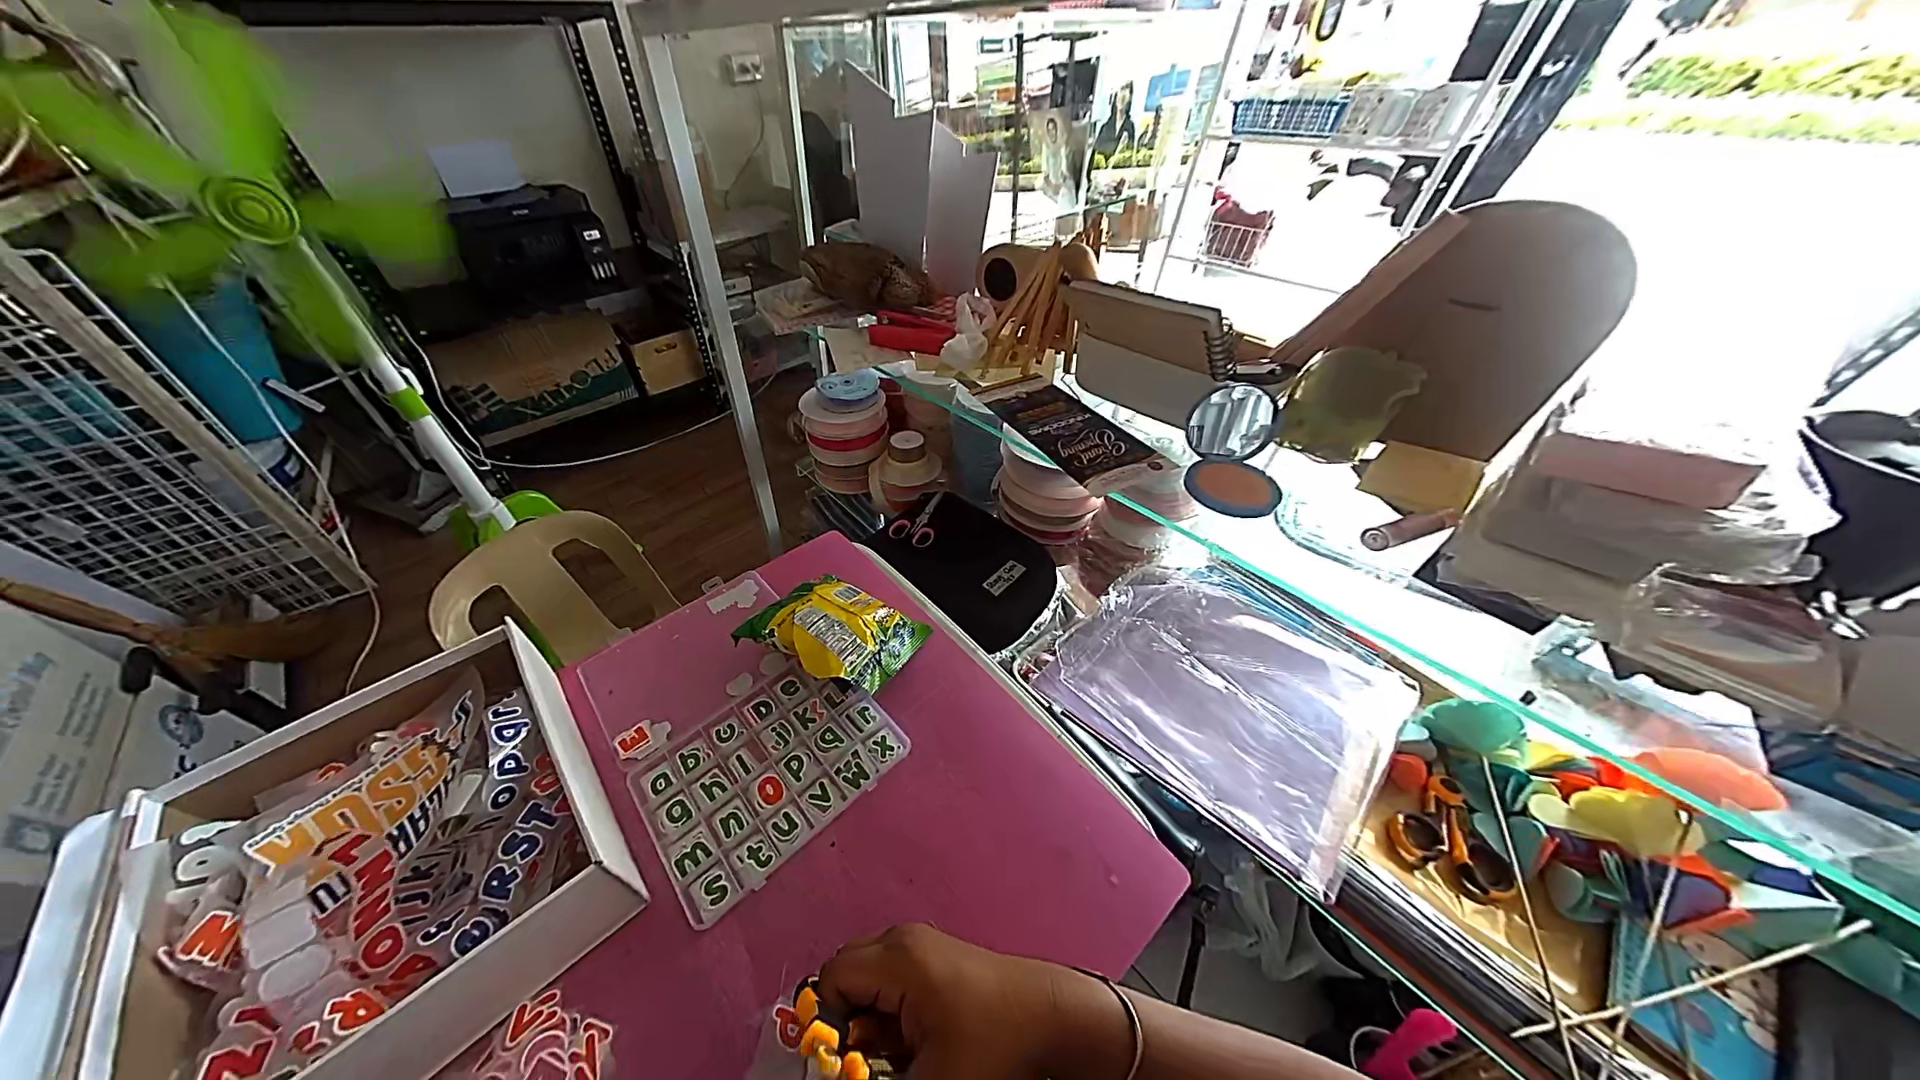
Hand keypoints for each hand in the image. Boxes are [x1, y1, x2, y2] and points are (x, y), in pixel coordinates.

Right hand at [816, 924, 1127, 1079]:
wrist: (1050, 1018)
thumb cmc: (993, 1046)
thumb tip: (847, 1075)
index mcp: (898, 959)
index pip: (831, 978)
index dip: (826, 1023)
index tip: (845, 1062)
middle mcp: (904, 939)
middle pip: (845, 970)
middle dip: (844, 1017)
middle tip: (863, 1060)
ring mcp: (921, 943)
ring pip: (867, 975)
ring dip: (867, 1014)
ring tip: (894, 1053)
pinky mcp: (936, 955)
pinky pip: (890, 975)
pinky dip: (888, 1007)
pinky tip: (913, 1040)